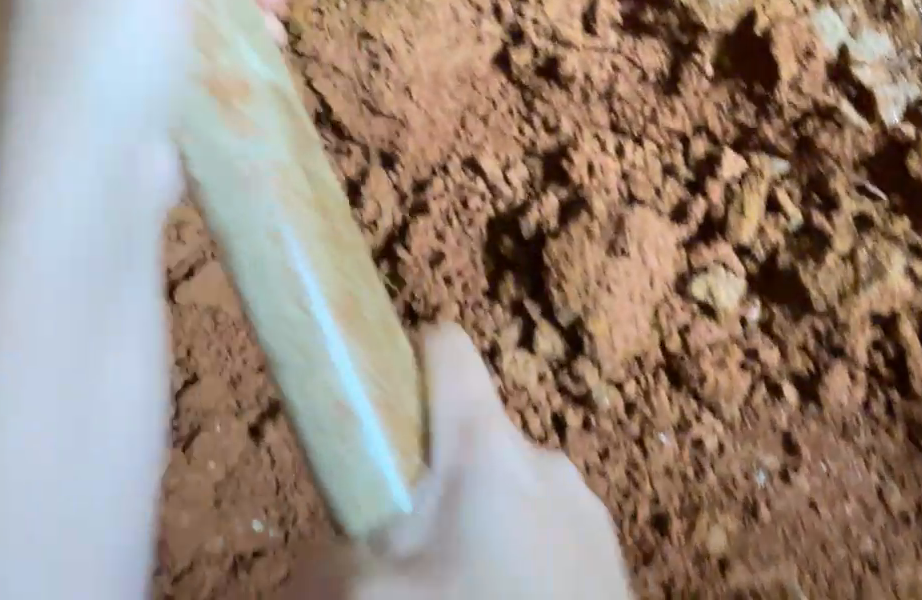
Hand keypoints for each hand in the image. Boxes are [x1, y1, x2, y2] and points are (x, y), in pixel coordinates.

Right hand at [297, 325, 633, 599]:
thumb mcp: (374, 596)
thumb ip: (329, 553)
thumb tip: (313, 546)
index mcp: (485, 446)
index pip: (444, 347)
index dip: (406, 361)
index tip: (380, 409)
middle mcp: (540, 455)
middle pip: (469, 433)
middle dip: (434, 477)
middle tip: (412, 545)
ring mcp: (582, 501)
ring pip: (506, 482)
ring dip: (477, 518)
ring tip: (460, 582)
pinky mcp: (609, 548)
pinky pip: (546, 522)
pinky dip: (519, 548)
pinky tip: (504, 596)